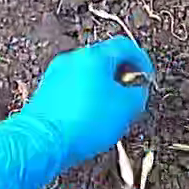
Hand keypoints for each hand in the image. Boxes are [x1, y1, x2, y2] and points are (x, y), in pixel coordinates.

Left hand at [0, 37, 153, 188]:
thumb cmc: (82, 122)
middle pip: (105, 61)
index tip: (146, 77)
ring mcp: (57, 75)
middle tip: (131, 96)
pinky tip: (91, 120)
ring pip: (89, 76)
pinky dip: (86, 100)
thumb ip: (138, 93)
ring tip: (111, 113)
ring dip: (104, 90)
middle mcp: (73, 60)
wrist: (42, 142)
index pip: (126, 46)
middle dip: (122, 78)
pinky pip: (73, 90)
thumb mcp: (126, 108)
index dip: (142, 62)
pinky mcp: (47, 93)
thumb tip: (137, 91)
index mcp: (95, 56)